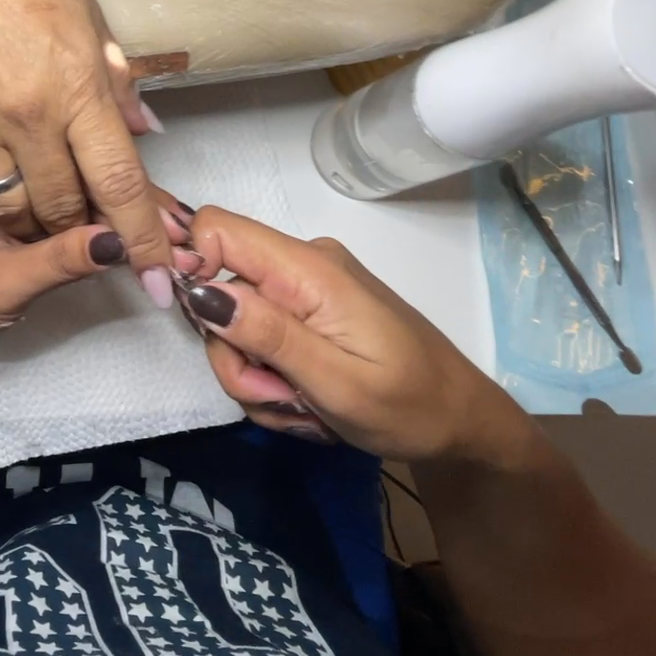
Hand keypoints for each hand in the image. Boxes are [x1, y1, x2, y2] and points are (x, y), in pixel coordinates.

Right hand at [0, 0, 171, 303]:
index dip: (145, 240)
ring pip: (8, 209)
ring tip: (40, 225)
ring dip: (30, 229)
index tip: (160, 281)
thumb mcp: (87, 15)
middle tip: (88, 227)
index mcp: (77, 87)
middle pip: (64, 206)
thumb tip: (143, 134)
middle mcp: (29, 117)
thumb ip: (116, 82)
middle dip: (84, 231)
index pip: (121, 182)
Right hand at [177, 207, 536, 465]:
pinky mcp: (306, 314)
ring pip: (233, 325)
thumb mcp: (337, 382)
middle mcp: (299, 266)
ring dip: (254, 377)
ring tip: (302, 407)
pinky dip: (269, 377)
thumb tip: (200, 292)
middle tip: (277, 398)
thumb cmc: (411, 406)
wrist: (463, 427)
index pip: (217, 228)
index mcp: (307, 269)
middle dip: (233, 354)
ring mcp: (302, 291)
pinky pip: (259, 337)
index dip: (191, 266)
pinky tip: (304, 401)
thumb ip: (268, 334)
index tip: (207, 328)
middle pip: (218, 291)